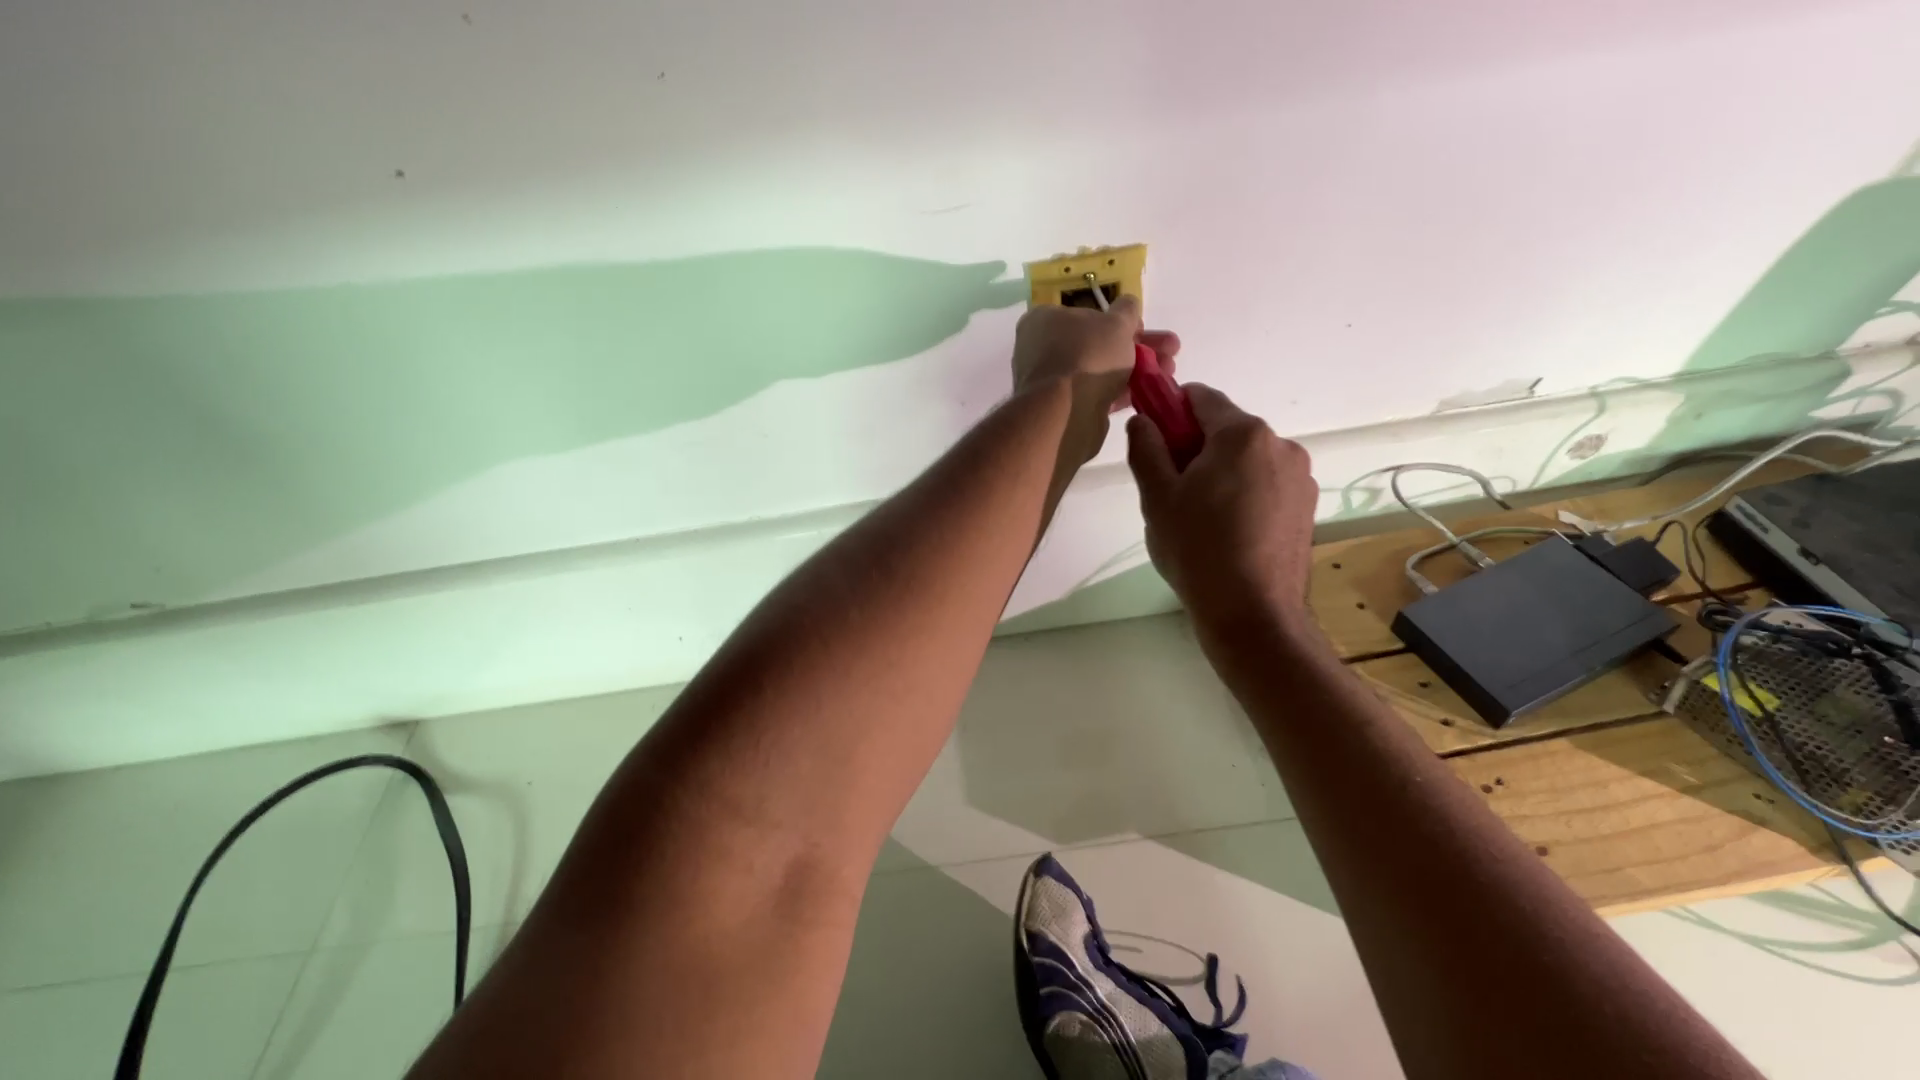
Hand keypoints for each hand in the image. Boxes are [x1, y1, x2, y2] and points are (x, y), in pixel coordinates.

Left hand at [1010, 296, 1180, 414]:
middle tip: (1171, 350)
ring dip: (1135, 370)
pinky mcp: (1060, 407)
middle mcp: (1041, 348)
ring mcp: (1050, 380)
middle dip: (1137, 347)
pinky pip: (1094, 394)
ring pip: (1099, 370)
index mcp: (1045, 319)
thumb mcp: (1116, 323)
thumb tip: (1128, 304)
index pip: (1087, 314)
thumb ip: (1127, 311)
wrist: (1064, 413)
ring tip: (1169, 372)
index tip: (1144, 329)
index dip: (1120, 321)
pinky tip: (1147, 394)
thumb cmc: (1088, 356)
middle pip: (1097, 343)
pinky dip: (1119, 392)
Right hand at [1127, 384, 1316, 626]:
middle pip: (1226, 430)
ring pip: (1247, 460)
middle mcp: (1280, 445)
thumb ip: (1146, 448)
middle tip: (1171, 492)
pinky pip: (1266, 485)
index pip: (1200, 397)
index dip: (1170, 410)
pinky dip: (1244, 495)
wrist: (1253, 615)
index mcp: (1243, 434)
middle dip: (1195, 448)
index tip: (1153, 440)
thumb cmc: (1197, 550)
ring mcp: (1300, 477)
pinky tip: (1228, 533)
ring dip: (1221, 473)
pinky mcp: (1307, 507)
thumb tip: (1143, 420)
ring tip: (1200, 520)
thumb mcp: (1157, 498)